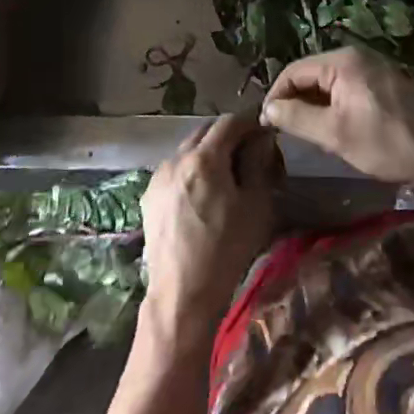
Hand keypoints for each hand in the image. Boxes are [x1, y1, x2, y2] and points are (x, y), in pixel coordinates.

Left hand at [141, 114, 277, 333]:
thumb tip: (260, 139)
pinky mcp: (149, 196)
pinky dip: (191, 169)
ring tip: (226, 172)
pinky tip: (203, 192)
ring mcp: (158, 177)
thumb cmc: (227, 248)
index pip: (230, 122)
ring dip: (208, 151)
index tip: (264, 131)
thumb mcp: (255, 204)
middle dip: (228, 134)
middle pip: (205, 131)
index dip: (250, 121)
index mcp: (204, 159)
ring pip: (187, 149)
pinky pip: (174, 170)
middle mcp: (176, 160)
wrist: (183, 291)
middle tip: (248, 150)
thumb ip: (257, 164)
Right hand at [261, 48, 413, 185]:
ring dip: (315, 105)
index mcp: (343, 62)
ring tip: (308, 133)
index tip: (267, 123)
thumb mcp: (335, 134)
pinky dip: (335, 105)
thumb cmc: (386, 142)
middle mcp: (358, 56)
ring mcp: (375, 68)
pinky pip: (348, 88)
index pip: (294, 71)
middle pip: (312, 74)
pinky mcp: (386, 82)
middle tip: (286, 131)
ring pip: (330, 82)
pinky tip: (335, 128)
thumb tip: (268, 109)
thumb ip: (297, 118)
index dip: (276, 96)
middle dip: (296, 100)